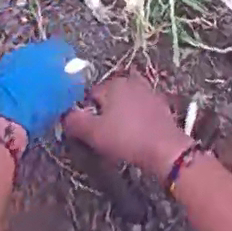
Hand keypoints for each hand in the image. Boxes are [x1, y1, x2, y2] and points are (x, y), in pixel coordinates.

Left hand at [0, 39, 88, 143]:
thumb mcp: (67, 96)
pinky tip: (14, 98)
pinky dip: (13, 82)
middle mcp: (28, 50)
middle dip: (48, 68)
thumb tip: (77, 74)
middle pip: (43, 55)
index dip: (69, 64)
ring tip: (31, 94)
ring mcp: (7, 60)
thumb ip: (76, 80)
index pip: (65, 50)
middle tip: (50, 87)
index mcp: (49, 52)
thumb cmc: (39, 108)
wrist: (0, 121)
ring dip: (29, 74)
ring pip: (24, 63)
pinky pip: (8, 74)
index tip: (70, 79)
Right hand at [64, 72, 192, 175]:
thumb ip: (75, 121)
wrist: (165, 149)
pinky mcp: (161, 105)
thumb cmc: (126, 138)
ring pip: (126, 104)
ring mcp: (149, 91)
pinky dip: (137, 120)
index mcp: (113, 83)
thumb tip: (66, 115)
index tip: (91, 133)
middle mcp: (131, 81)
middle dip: (105, 114)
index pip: (90, 96)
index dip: (87, 115)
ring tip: (121, 138)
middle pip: (109, 98)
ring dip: (121, 117)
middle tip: (105, 136)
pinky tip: (137, 136)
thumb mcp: (93, 133)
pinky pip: (141, 111)